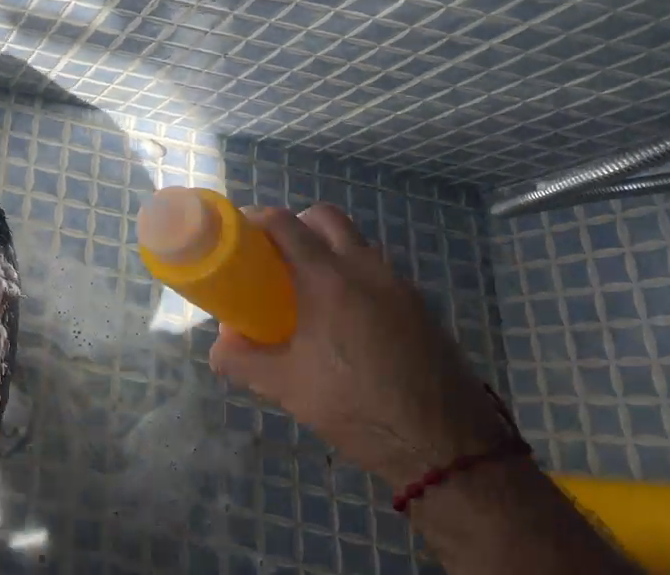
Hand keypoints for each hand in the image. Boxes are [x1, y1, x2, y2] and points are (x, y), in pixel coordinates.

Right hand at [208, 203, 513, 488]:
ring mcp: (401, 287)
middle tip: (274, 258)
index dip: (254, 219)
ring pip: (357, 244)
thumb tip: (220, 344)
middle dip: (295, 226)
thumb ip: (240, 360)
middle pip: (325, 218)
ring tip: (309, 292)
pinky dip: (356, 278)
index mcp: (328, 280)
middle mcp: (366, 270)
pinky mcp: (424, 309)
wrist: (449, 450)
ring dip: (328, 251)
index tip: (236, 236)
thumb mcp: (284, 387)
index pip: (284, 223)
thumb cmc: (358, 408)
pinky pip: (379, 273)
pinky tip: (346, 321)